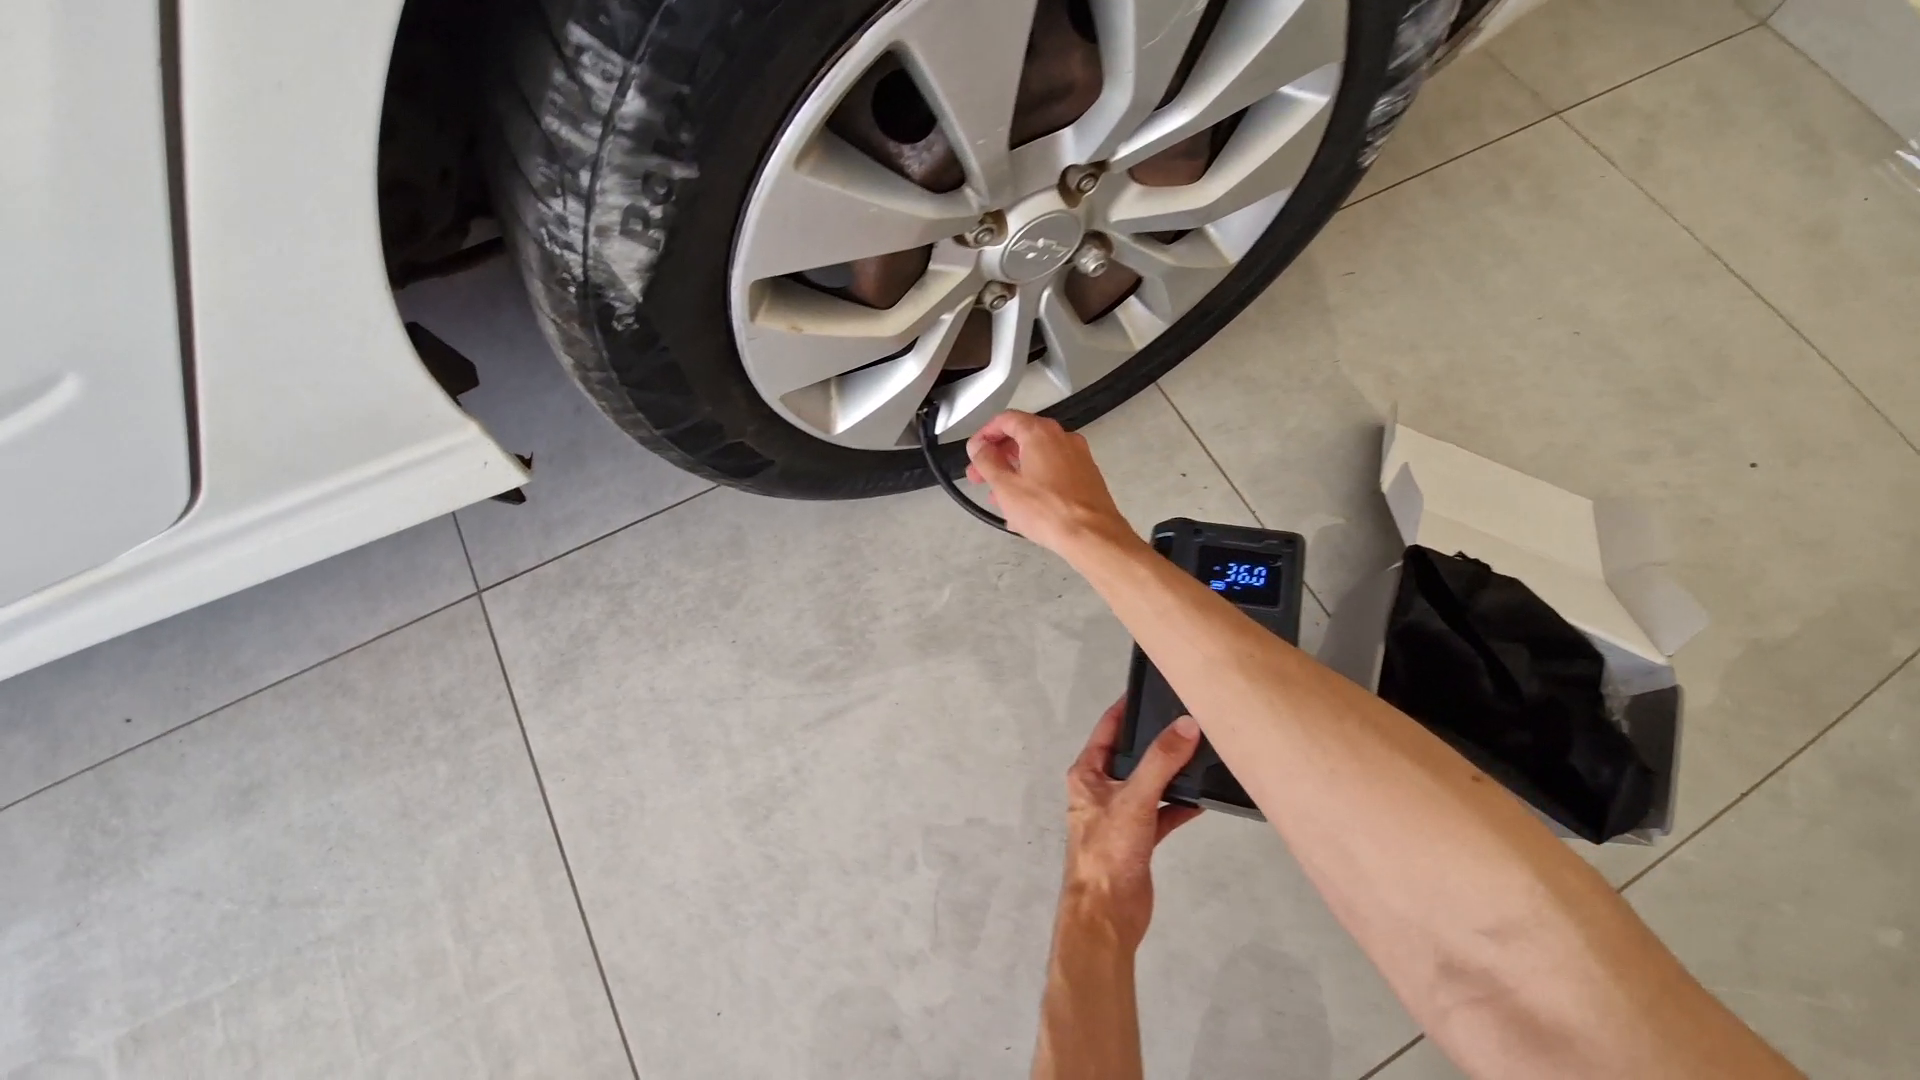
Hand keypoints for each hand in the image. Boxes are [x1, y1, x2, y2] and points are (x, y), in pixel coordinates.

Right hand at [965, 411, 1131, 554]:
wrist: (1092, 535)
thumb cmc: (1047, 510)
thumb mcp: (1005, 486)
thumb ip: (986, 461)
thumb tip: (978, 447)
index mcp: (1040, 433)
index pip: (1006, 420)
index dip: (984, 435)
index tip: (974, 453)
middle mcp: (1062, 438)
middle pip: (1022, 437)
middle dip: (998, 457)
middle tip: (981, 478)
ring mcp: (1078, 456)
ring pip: (1038, 457)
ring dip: (1015, 472)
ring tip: (1000, 499)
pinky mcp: (1087, 476)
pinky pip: (1054, 472)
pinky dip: (1036, 481)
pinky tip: (1026, 507)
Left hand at [1060, 696, 1204, 950]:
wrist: (1106, 914)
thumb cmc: (1109, 849)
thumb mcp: (1135, 799)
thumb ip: (1161, 761)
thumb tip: (1188, 723)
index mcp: (1087, 773)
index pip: (1109, 728)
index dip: (1128, 707)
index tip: (1156, 688)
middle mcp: (1102, 788)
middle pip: (1133, 753)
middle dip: (1158, 738)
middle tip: (1191, 716)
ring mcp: (1121, 813)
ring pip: (1150, 782)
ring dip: (1173, 771)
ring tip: (1205, 751)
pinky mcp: (1139, 837)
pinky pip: (1163, 811)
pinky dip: (1181, 804)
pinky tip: (1206, 798)